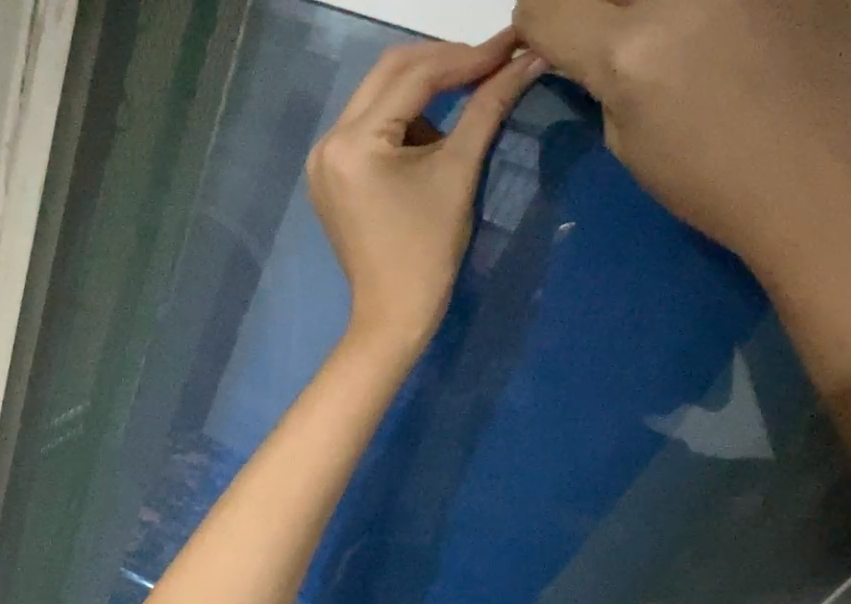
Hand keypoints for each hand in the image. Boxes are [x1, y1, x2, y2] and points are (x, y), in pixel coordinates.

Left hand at [309, 32, 546, 352]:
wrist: (394, 310)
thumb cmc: (427, 248)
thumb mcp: (458, 170)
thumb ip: (489, 105)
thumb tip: (527, 58)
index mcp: (352, 143)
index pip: (414, 76)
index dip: (468, 56)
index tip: (512, 46)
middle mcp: (327, 145)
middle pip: (389, 75)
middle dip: (443, 64)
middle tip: (493, 62)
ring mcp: (323, 163)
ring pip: (378, 99)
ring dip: (424, 93)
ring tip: (470, 101)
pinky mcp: (330, 179)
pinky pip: (369, 130)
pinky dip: (404, 123)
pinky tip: (434, 140)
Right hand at [514, 0, 850, 279]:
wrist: (845, 178)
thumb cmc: (721, 183)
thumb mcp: (630, 141)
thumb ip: (604, 77)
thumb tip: (589, 43)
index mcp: (632, 48)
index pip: (546, 6)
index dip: (537, 27)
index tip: (548, 44)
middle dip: (596, 8)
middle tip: (609, 37)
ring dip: (653, 12)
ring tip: (681, 40)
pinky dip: (713, 11)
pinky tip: (735, 37)